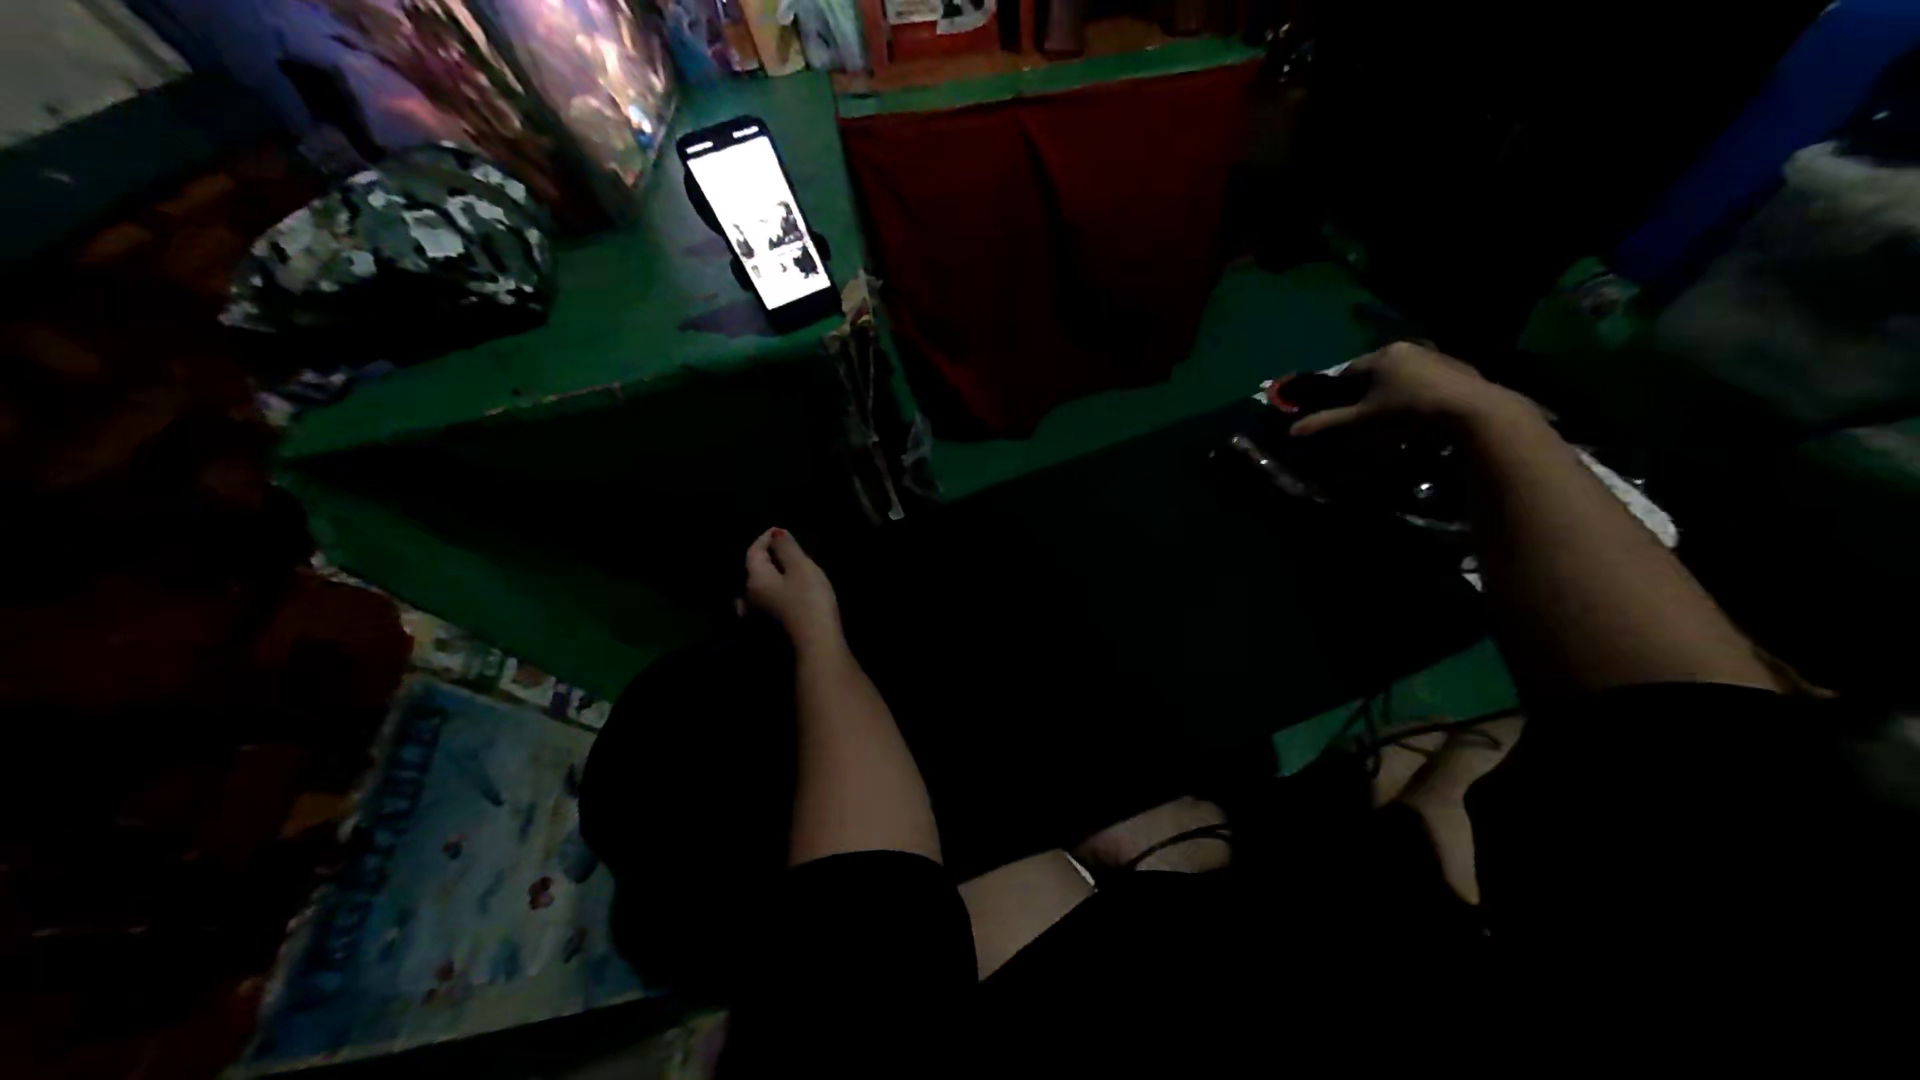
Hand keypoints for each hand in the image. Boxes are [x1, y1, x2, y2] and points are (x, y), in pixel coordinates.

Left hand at [745, 528, 843, 653]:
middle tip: (779, 551)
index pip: (753, 552)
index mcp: (754, 579)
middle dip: (764, 559)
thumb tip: (775, 533)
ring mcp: (756, 618)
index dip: (764, 538)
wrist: (816, 645)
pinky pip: (761, 608)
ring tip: (775, 576)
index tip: (777, 530)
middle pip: (751, 572)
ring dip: (762, 581)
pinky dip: (765, 599)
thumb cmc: (809, 601)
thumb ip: (787, 548)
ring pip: (753, 592)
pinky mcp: (766, 632)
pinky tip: (772, 603)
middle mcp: (748, 598)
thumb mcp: (801, 568)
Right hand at [1287, 342, 1526, 437]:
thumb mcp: (1364, 418)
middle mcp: (1405, 347)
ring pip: (1400, 372)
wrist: (1468, 409)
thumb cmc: (1407, 410)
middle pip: (1375, 370)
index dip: (1341, 391)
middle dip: (1366, 389)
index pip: (1349, 371)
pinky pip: (1424, 377)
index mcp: (1380, 356)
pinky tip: (1420, 410)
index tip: (1340, 408)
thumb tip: (1292, 430)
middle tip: (1365, 413)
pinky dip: (1416, 389)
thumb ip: (1329, 421)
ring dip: (1392, 389)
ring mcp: (1433, 354)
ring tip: (1393, 414)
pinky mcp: (1454, 365)